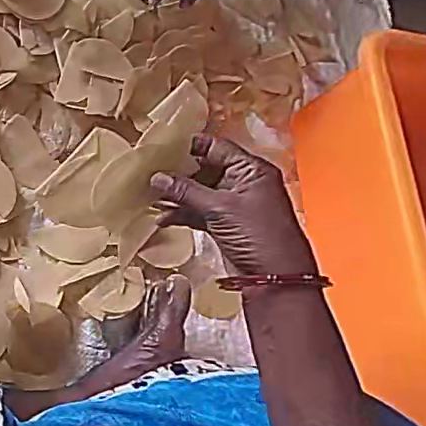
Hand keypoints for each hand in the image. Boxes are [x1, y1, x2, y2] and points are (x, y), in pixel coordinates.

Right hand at [151, 135, 317, 277]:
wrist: (274, 278)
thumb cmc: (259, 236)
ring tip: (152, 196)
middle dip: (178, 173)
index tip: (163, 147)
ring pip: (199, 192)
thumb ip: (186, 190)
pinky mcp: (225, 224)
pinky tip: (163, 217)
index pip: (216, 147)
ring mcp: (233, 205)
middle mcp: (242, 183)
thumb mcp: (219, 208)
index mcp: (250, 170)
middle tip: (151, 172)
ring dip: (177, 195)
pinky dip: (182, 214)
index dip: (190, 146)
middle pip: (204, 169)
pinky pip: (199, 212)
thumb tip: (158, 177)